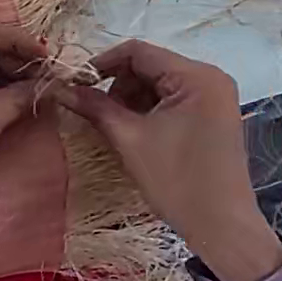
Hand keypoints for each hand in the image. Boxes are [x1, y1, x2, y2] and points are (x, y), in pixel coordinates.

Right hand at [55, 41, 281, 280]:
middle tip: (94, 110)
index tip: (74, 84)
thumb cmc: (176, 179)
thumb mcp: (128, 138)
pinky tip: (133, 130)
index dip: (100, 64)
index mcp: (196, 76)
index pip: (137, 52)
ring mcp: (213, 96)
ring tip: (114, 125)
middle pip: (147, 65)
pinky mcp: (211, 113)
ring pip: (155, 82)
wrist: (222, 228)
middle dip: (116, 85)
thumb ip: (93, 105)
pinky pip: (169, 97)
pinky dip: (146, 108)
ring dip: (129, 98)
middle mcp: (209, 77)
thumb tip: (59, 87)